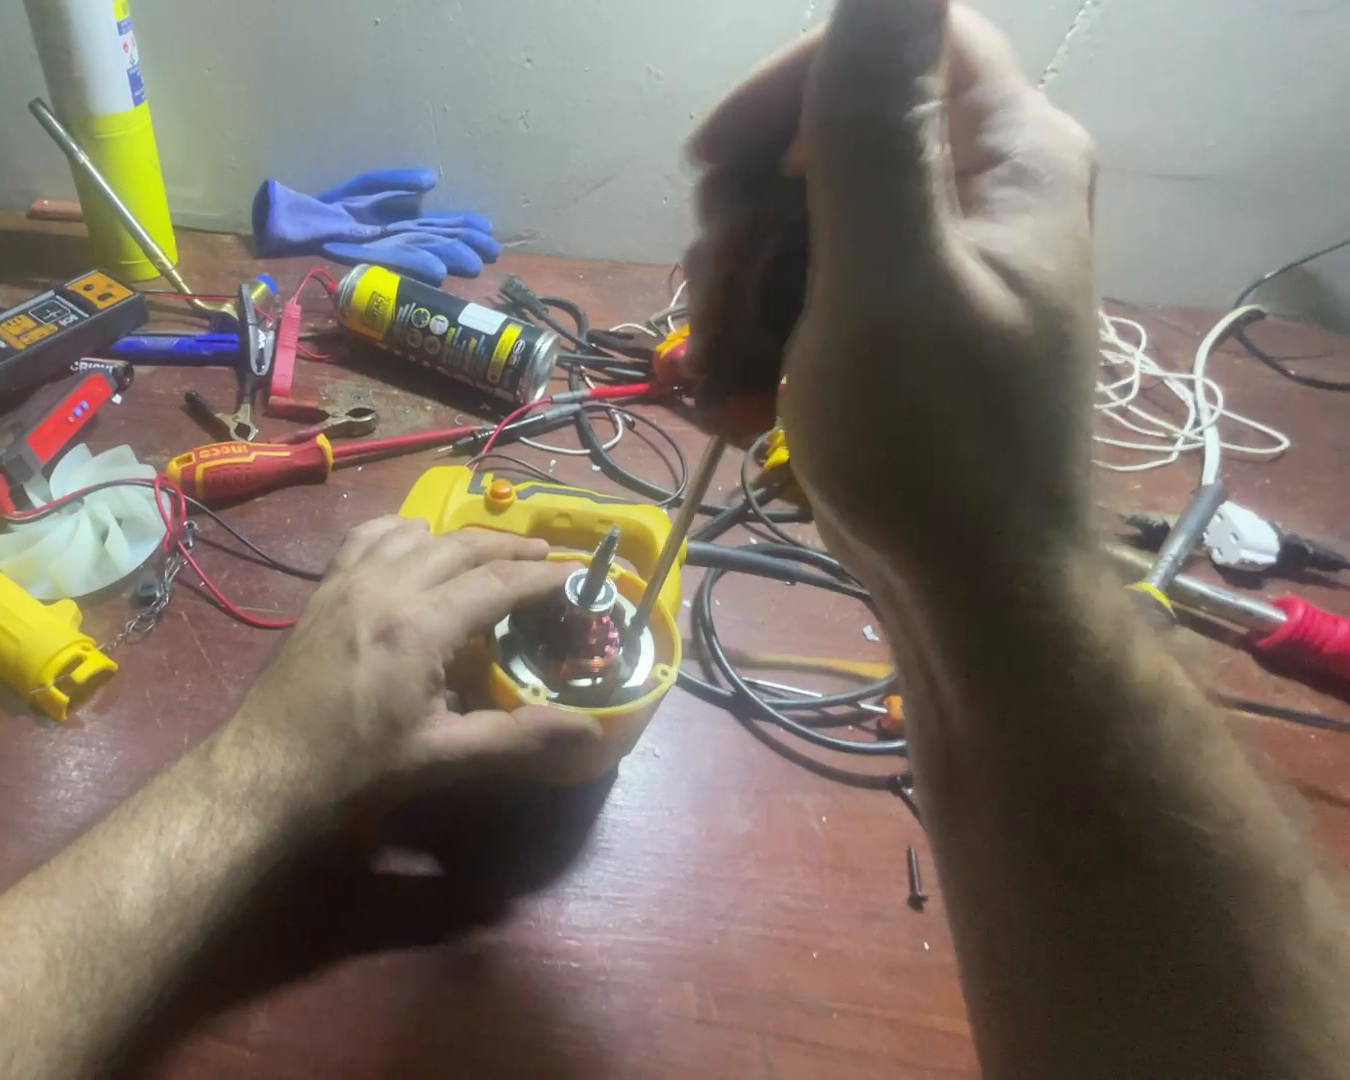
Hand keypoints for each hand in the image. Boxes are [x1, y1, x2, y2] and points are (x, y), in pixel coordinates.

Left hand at [220, 517, 600, 808]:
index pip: (497, 583)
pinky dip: (398, 530)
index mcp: (417, 627)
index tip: (576, 574)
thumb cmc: (354, 771)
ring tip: (489, 551)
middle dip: (508, 547)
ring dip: (457, 537)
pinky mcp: (322, 591)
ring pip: (413, 535)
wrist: (265, 773)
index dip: (543, 576)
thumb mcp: (441, 756)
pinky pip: (364, 539)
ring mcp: (346, 584)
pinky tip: (412, 539)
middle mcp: (383, 589)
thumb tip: (588, 729)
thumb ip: (517, 736)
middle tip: (545, 557)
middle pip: (459, 547)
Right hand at [684, 0, 1099, 582]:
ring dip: (729, 297)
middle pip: (820, 152)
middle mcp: (961, 202)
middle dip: (742, 223)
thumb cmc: (927, 438)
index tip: (705, 167)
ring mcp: (912, 274)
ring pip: (788, 235)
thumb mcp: (888, 282)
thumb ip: (876, 130)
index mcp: (997, 161)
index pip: (894, 52)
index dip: (788, 93)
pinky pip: (790, 302)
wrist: (958, 576)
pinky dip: (746, 343)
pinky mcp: (871, 333)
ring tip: (716, 371)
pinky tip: (731, 396)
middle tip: (711, 292)